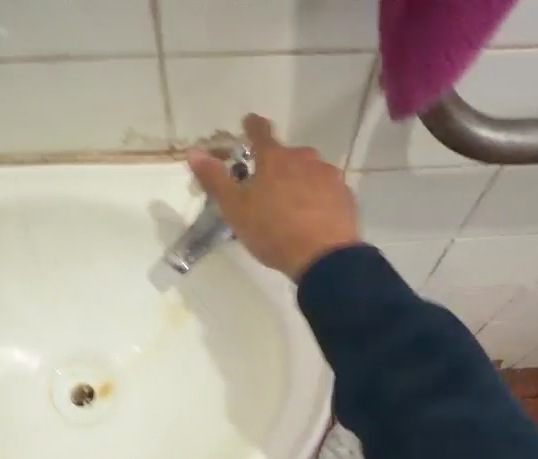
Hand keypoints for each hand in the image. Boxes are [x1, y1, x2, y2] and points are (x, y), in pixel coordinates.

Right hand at [187, 113, 363, 279]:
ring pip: (310, 172)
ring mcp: (328, 176)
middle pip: (288, 155)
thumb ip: (215, 179)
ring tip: (295, 206)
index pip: (260, 132)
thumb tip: (193, 151)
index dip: (252, 126)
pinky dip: (320, 199)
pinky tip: (316, 217)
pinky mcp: (345, 197)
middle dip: (279, 165)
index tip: (249, 122)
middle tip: (271, 187)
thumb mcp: (236, 209)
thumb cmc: (273, 232)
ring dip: (302, 182)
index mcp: (274, 158)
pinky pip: (328, 192)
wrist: (324, 257)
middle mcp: (304, 158)